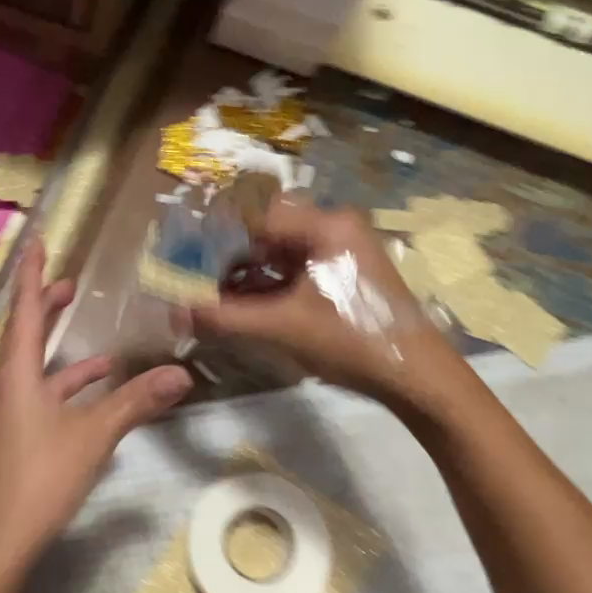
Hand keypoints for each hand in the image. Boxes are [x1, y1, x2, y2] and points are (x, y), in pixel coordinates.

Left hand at [0, 244, 192, 575]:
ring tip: (101, 348)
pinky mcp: (14, 438)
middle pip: (26, 336)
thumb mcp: (94, 436)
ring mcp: (8, 414)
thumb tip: (182, 374)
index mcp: (16, 374)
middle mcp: (7, 386)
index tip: (39, 242)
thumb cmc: (40, 478)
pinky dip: (67, 391)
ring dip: (64, 357)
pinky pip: (41, 398)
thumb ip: (135, 402)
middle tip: (70, 285)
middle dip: (47, 309)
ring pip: (36, 371)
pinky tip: (95, 398)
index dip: (33, 275)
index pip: (25, 310)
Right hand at [195, 196, 464, 407]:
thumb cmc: (351, 342)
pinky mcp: (346, 273)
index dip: (218, 239)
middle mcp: (336, 226)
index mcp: (326, 225)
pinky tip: (250, 310)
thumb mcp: (280, 328)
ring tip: (220, 302)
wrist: (416, 376)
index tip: (189, 264)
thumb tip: (175, 315)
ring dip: (249, 275)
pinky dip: (271, 285)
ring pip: (281, 251)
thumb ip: (223, 318)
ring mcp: (344, 250)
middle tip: (201, 285)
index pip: (256, 215)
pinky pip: (297, 268)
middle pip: (267, 231)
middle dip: (231, 258)